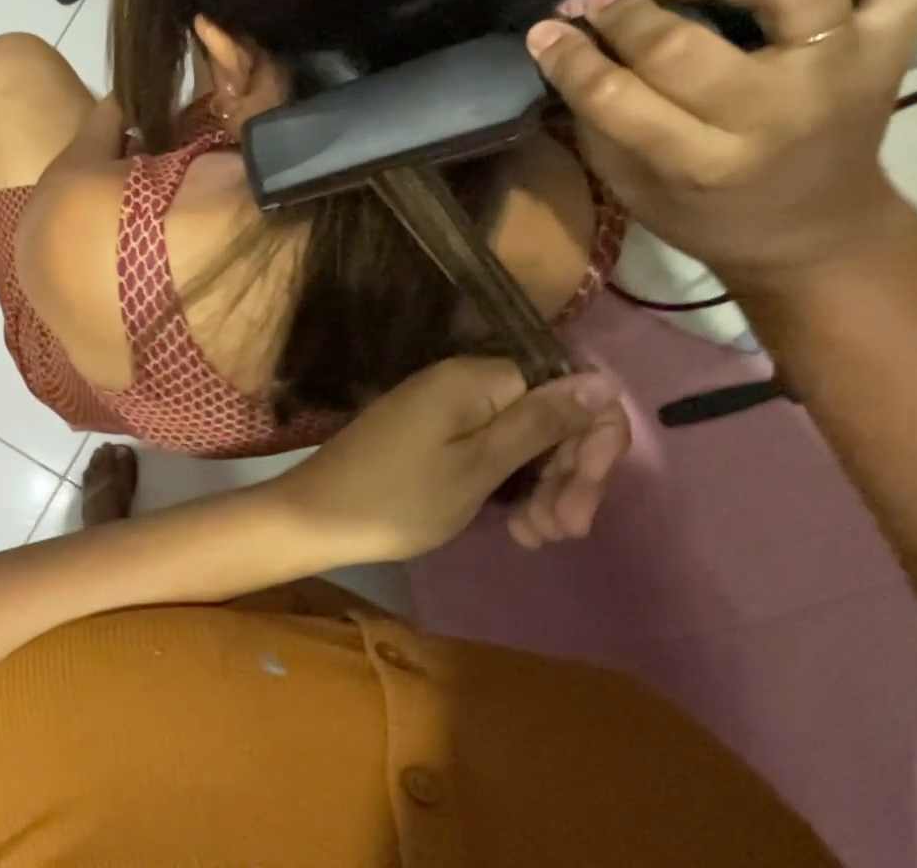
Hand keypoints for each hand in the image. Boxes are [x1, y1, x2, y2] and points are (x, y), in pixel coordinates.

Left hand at [267, 357, 629, 561]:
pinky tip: (518, 528)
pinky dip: (510, 488)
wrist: (313, 518)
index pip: (567, 390)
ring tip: (537, 538)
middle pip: (548, 418)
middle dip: (569, 474)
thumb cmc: (397, 498)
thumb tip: (603, 378)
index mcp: (475, 380)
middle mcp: (461, 385)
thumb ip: (540, 423)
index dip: (593, 442)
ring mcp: (444, 412)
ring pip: (522, 442)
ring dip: (543, 489)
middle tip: (566, 530)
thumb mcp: (478, 466)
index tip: (586, 498)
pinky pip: (489, 454)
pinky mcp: (431, 439)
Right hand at [527, 0, 916, 287]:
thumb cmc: (706, 214)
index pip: (617, 97)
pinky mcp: (896, 39)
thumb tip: (568, 50)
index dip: (569, 58)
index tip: (543, 32)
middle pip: (684, 45)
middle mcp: (778, 112)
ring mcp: (848, 67)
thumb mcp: (633, 188)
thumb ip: (603, 122)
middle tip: (599, 1)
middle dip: (624, 15)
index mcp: (704, 163)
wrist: (814, 226)